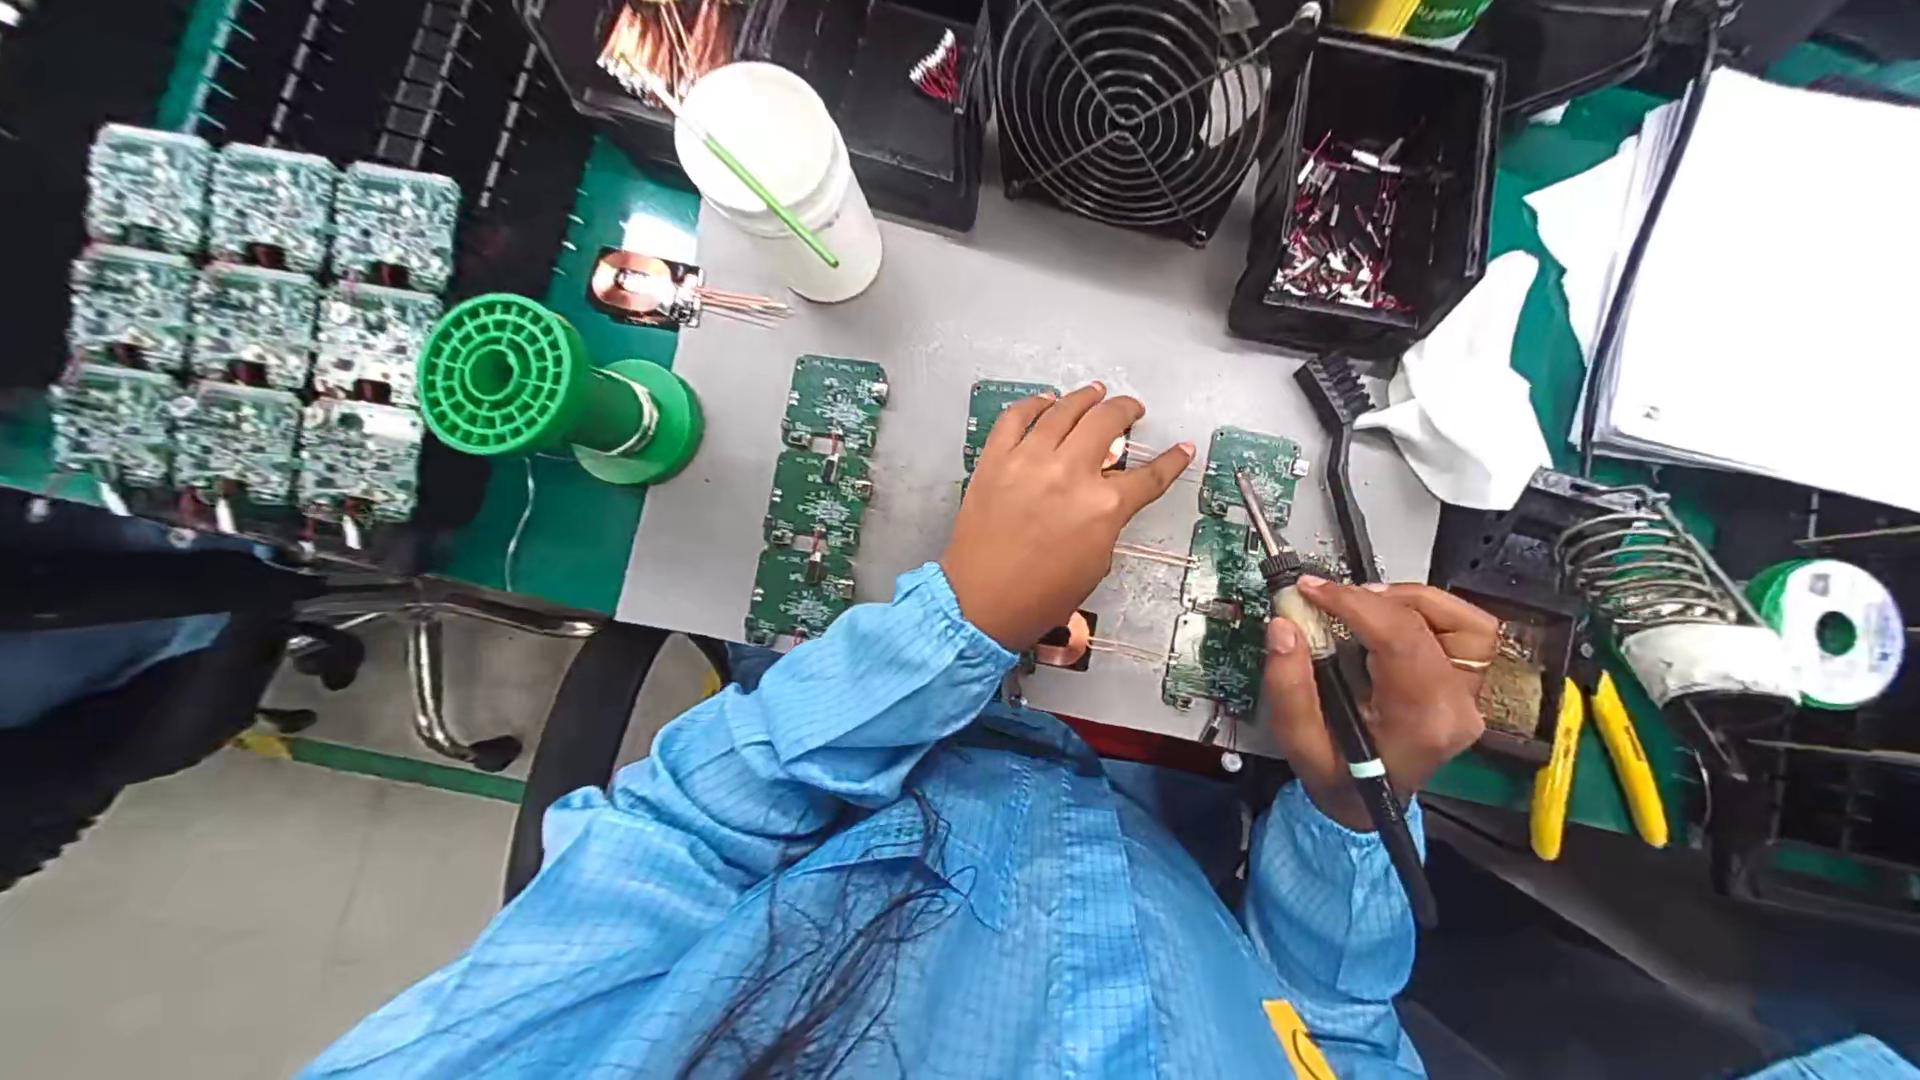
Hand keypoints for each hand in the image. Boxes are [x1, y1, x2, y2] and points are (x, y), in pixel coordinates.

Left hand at [942, 383, 1193, 650]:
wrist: (981, 603)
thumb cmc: (1038, 596)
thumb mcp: (1095, 562)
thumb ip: (1109, 519)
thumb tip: (1111, 497)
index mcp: (1103, 507)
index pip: (1149, 476)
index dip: (1170, 461)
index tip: (1180, 450)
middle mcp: (1069, 475)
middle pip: (1107, 422)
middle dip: (1126, 410)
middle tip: (1131, 408)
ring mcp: (1029, 462)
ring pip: (1064, 410)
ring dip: (1085, 397)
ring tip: (1095, 392)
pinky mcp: (995, 461)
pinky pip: (1015, 418)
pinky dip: (1033, 404)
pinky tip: (1045, 401)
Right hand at [1261, 578, 1495, 830]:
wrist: (1366, 802)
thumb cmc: (1335, 775)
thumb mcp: (1298, 742)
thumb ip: (1288, 688)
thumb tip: (1284, 627)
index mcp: (1420, 722)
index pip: (1401, 640)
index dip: (1353, 603)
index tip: (1310, 589)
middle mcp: (1458, 707)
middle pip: (1432, 624)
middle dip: (1370, 598)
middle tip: (1325, 597)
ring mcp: (1469, 696)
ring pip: (1463, 621)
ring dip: (1406, 600)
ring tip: (1359, 602)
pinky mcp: (1466, 684)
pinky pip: (1464, 630)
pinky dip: (1425, 610)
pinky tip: (1385, 615)